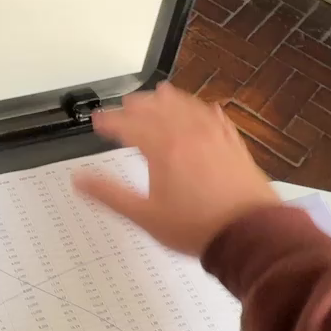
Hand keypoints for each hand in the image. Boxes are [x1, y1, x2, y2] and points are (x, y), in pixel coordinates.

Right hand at [73, 82, 279, 256]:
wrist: (251, 236)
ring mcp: (214, 138)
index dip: (109, 121)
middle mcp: (188, 135)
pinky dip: (204, 110)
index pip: (128, 125)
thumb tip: (79, 180)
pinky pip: (217, 118)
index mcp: (162, 148)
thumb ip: (108, 194)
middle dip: (137, 104)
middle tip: (124, 104)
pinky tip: (205, 108)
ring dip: (170, 99)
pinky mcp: (234, 146)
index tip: (98, 121)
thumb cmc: (197, 227)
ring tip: (159, 94)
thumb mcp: (143, 215)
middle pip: (157, 109)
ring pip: (188, 107)